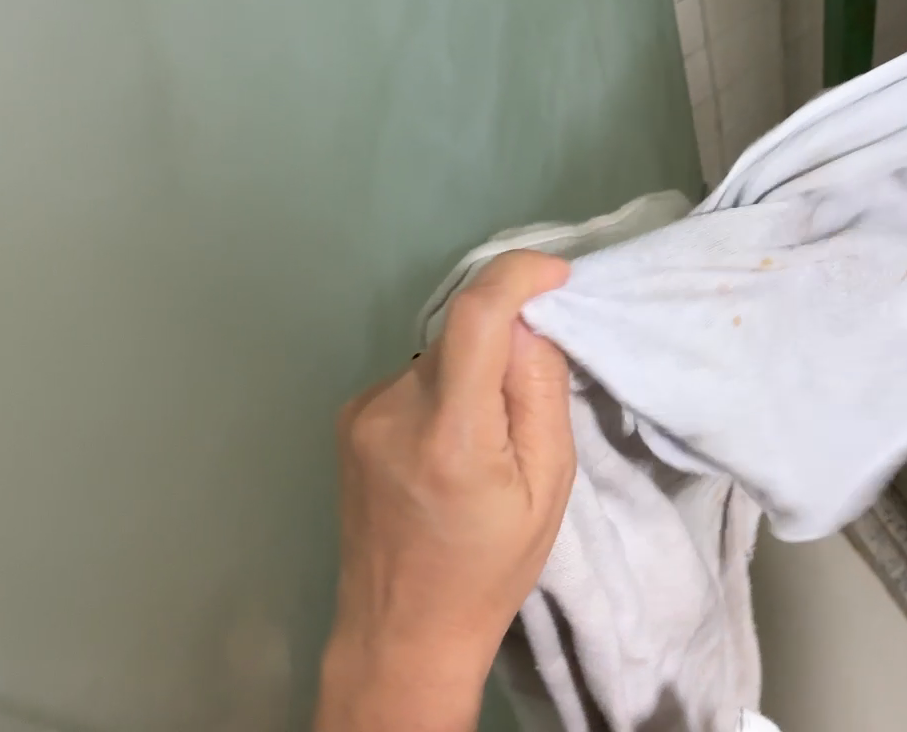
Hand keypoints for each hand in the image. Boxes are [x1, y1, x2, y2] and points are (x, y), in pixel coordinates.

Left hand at [317, 251, 574, 731]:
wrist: (401, 632)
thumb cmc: (492, 565)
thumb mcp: (550, 482)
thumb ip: (540, 392)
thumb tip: (529, 322)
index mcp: (450, 433)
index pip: (476, 316)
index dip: (518, 275)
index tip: (557, 273)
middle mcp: (391, 409)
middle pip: (463, 330)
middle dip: (510, 334)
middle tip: (535, 388)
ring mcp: (361, 411)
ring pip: (443, 351)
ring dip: (479, 366)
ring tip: (491, 434)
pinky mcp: (349, 418)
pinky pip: (420, 374)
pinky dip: (451, 384)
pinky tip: (453, 441)